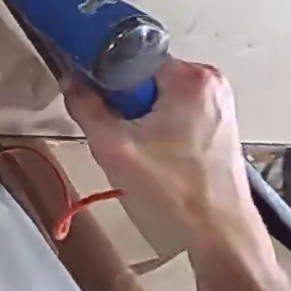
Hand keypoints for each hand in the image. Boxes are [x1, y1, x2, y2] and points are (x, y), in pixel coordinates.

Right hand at [63, 58, 257, 241]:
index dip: (105, 78)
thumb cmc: (176, 192)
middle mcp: (209, 81)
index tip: (94, 100)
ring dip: (138, 115)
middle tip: (120, 134)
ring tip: (139, 147)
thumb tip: (70, 80)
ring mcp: (216, 101)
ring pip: (154, 93)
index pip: (130, 56)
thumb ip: (85, 107)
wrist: (220, 234)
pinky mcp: (217, 120)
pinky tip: (154, 152)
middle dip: (123, 101)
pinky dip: (155, 124)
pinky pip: (171, 108)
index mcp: (190, 77)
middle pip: (142, 75)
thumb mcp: (114, 147)